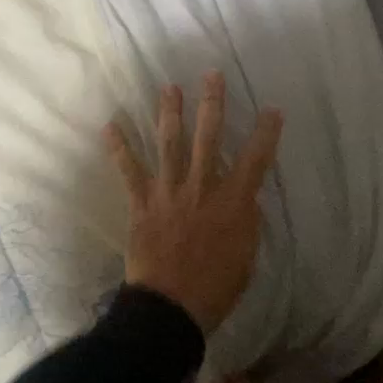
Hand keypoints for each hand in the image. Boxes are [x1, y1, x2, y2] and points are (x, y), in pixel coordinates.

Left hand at [102, 71, 282, 333]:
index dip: (266, 134)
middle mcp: (202, 188)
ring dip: (170, 113)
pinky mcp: (143, 203)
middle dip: (212, 104)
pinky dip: (119, 148)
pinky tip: (110, 125)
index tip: (272, 109)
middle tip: (211, 74)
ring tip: (169, 87)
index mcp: (233, 203)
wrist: (171, 308)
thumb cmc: (216, 288)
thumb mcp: (246, 257)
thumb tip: (244, 198)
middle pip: (209, 138)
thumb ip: (245, 222)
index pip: (255, 160)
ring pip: (170, 144)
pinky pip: (128, 171)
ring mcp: (169, 193)